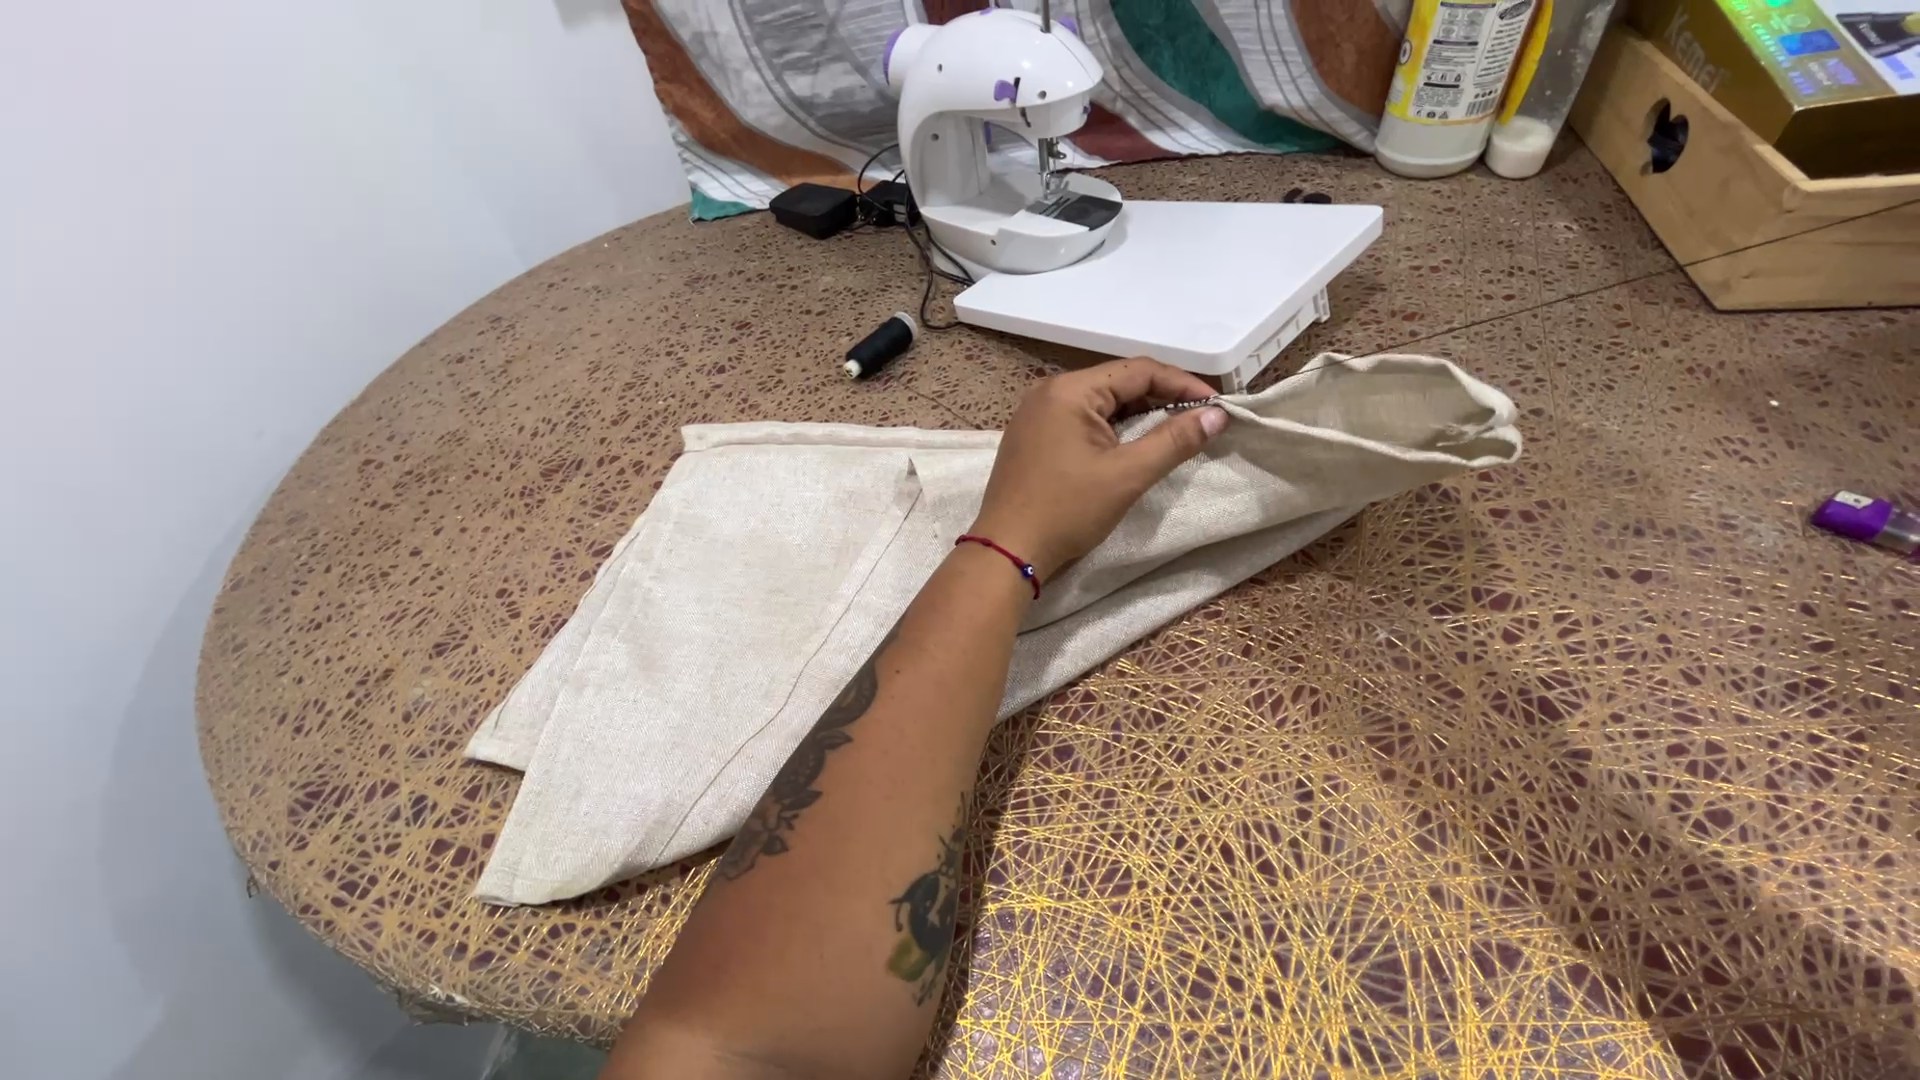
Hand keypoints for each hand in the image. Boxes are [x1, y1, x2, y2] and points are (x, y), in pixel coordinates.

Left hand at [969, 358, 1228, 582]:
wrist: (1008, 550)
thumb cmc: (1067, 510)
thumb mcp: (1127, 475)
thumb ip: (1174, 441)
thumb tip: (1217, 415)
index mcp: (1070, 390)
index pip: (1139, 370)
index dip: (1183, 385)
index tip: (1218, 406)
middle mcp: (1049, 391)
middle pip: (1118, 382)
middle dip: (1162, 398)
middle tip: (1201, 420)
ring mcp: (1036, 414)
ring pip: (1100, 402)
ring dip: (1138, 415)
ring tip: (1174, 432)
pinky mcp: (1032, 437)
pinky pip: (1081, 420)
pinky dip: (1112, 429)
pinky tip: (1133, 445)